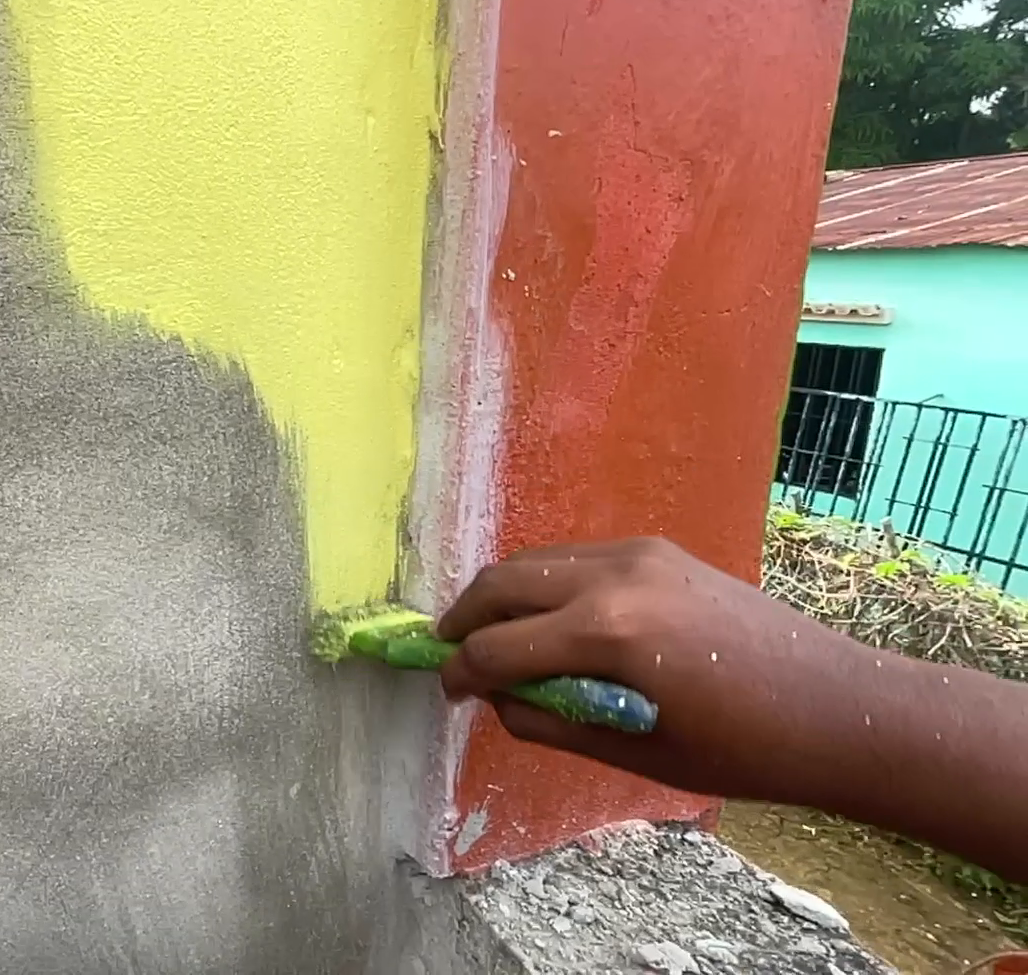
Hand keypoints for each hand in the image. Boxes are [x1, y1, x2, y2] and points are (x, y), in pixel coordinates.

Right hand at [434, 537, 883, 803]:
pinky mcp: (648, 547)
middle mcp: (609, 578)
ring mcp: (631, 553)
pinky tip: (546, 611)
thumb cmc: (746, 749)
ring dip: (495, 594)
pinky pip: (567, 557)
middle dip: (461, 618)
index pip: (496, 648)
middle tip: (450, 647)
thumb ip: (547, 722)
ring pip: (526, 561)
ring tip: (487, 626)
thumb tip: (496, 696)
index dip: (460, 672)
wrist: (851, 708)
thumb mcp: (635, 753)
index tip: (449, 689)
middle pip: (497, 585)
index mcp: (607, 635)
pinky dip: (539, 582)